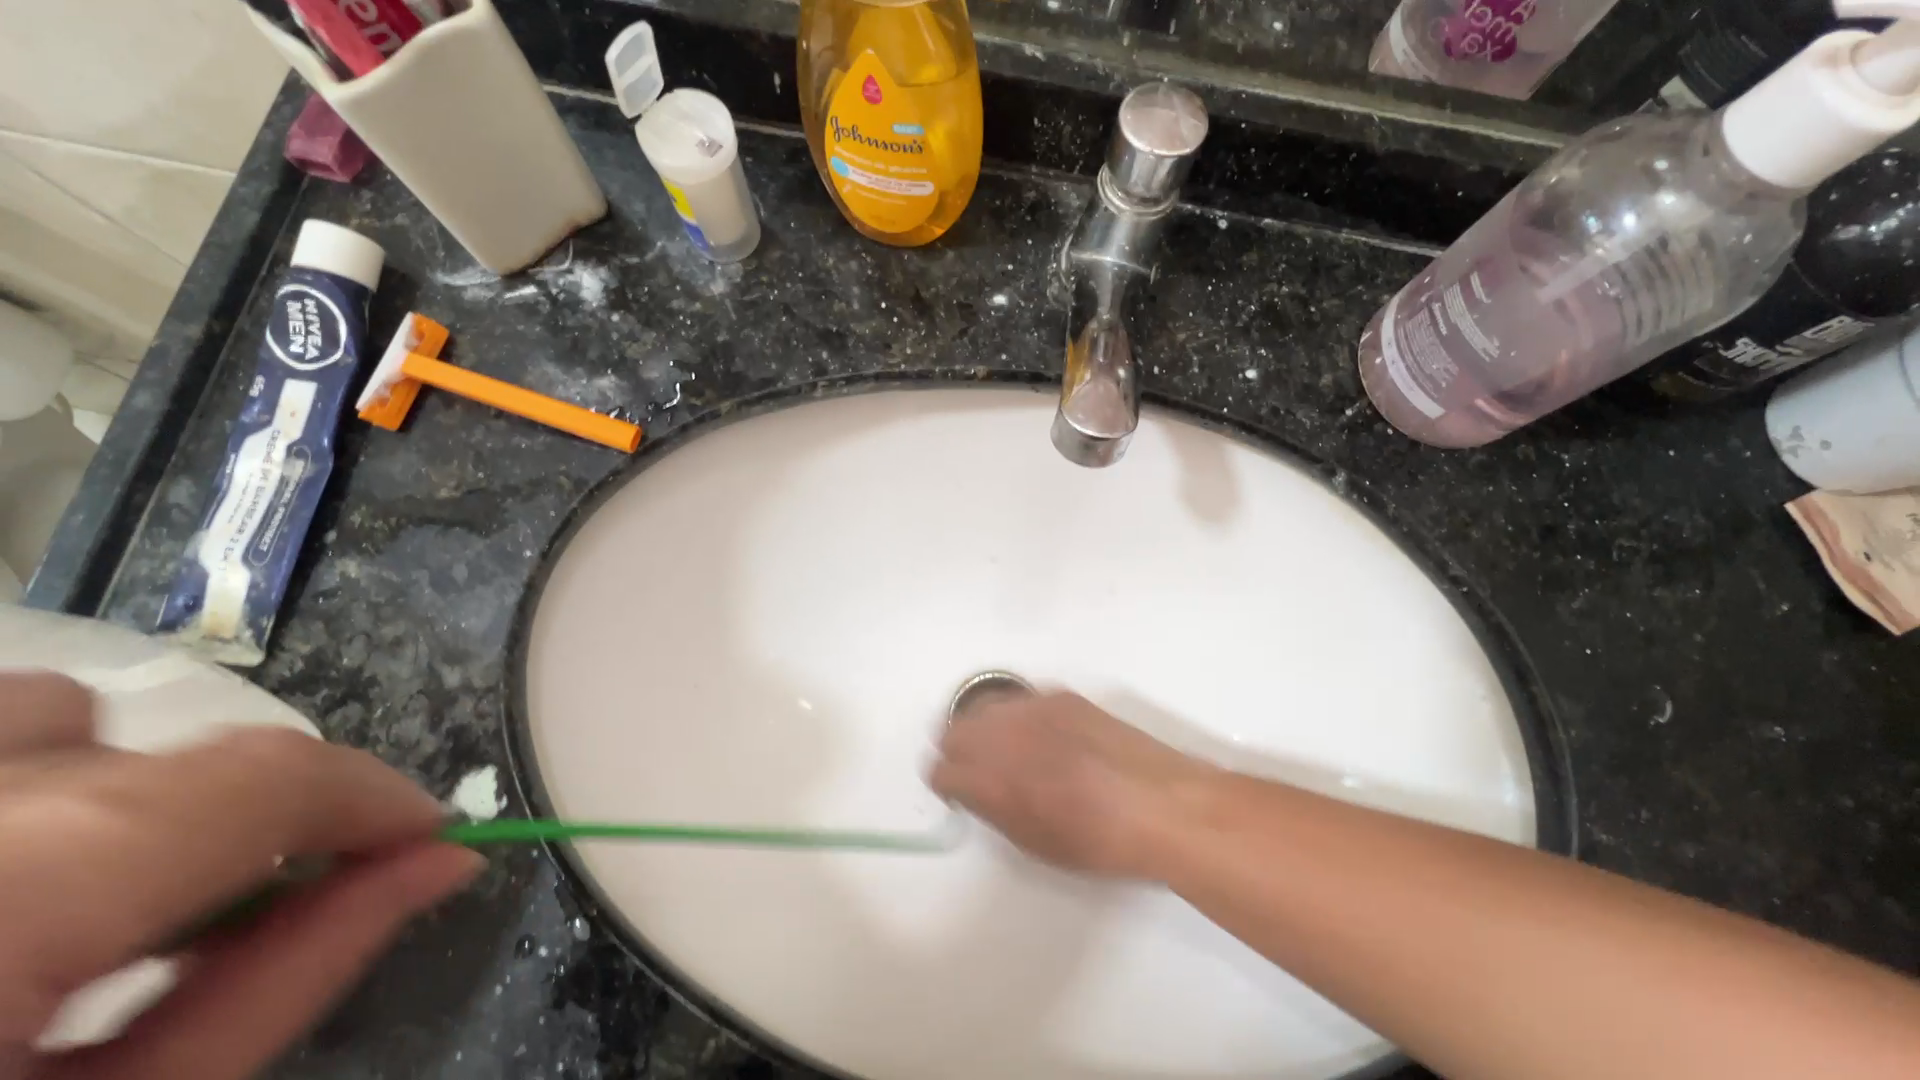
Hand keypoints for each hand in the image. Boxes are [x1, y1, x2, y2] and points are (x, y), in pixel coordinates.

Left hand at [0, 671, 481, 1079]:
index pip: (261, 778)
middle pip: (172, 750)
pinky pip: (1, 727)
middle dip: (255, 821)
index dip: (372, 799)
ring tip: (104, 894)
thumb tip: (440, 864)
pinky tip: (44, 873)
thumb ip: (284, 980)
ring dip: (122, 783)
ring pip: (50, 711)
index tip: (431, 840)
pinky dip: (42, 782)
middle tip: (259, 913)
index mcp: (13, 893)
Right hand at [930, 691, 1214, 878]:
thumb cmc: (1097, 842)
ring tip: (1012, 752)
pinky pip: (1022, 701)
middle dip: (959, 752)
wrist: (1159, 806)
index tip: (960, 795)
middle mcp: (1003, 735)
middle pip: (953, 730)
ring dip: (987, 729)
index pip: (941, 769)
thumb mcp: (1033, 842)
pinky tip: (1046, 739)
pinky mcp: (1062, 696)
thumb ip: (994, 809)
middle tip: (979, 772)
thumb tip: (978, 793)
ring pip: (984, 708)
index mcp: (991, 779)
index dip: (948, 785)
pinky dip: (1021, 718)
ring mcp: (1033, 708)